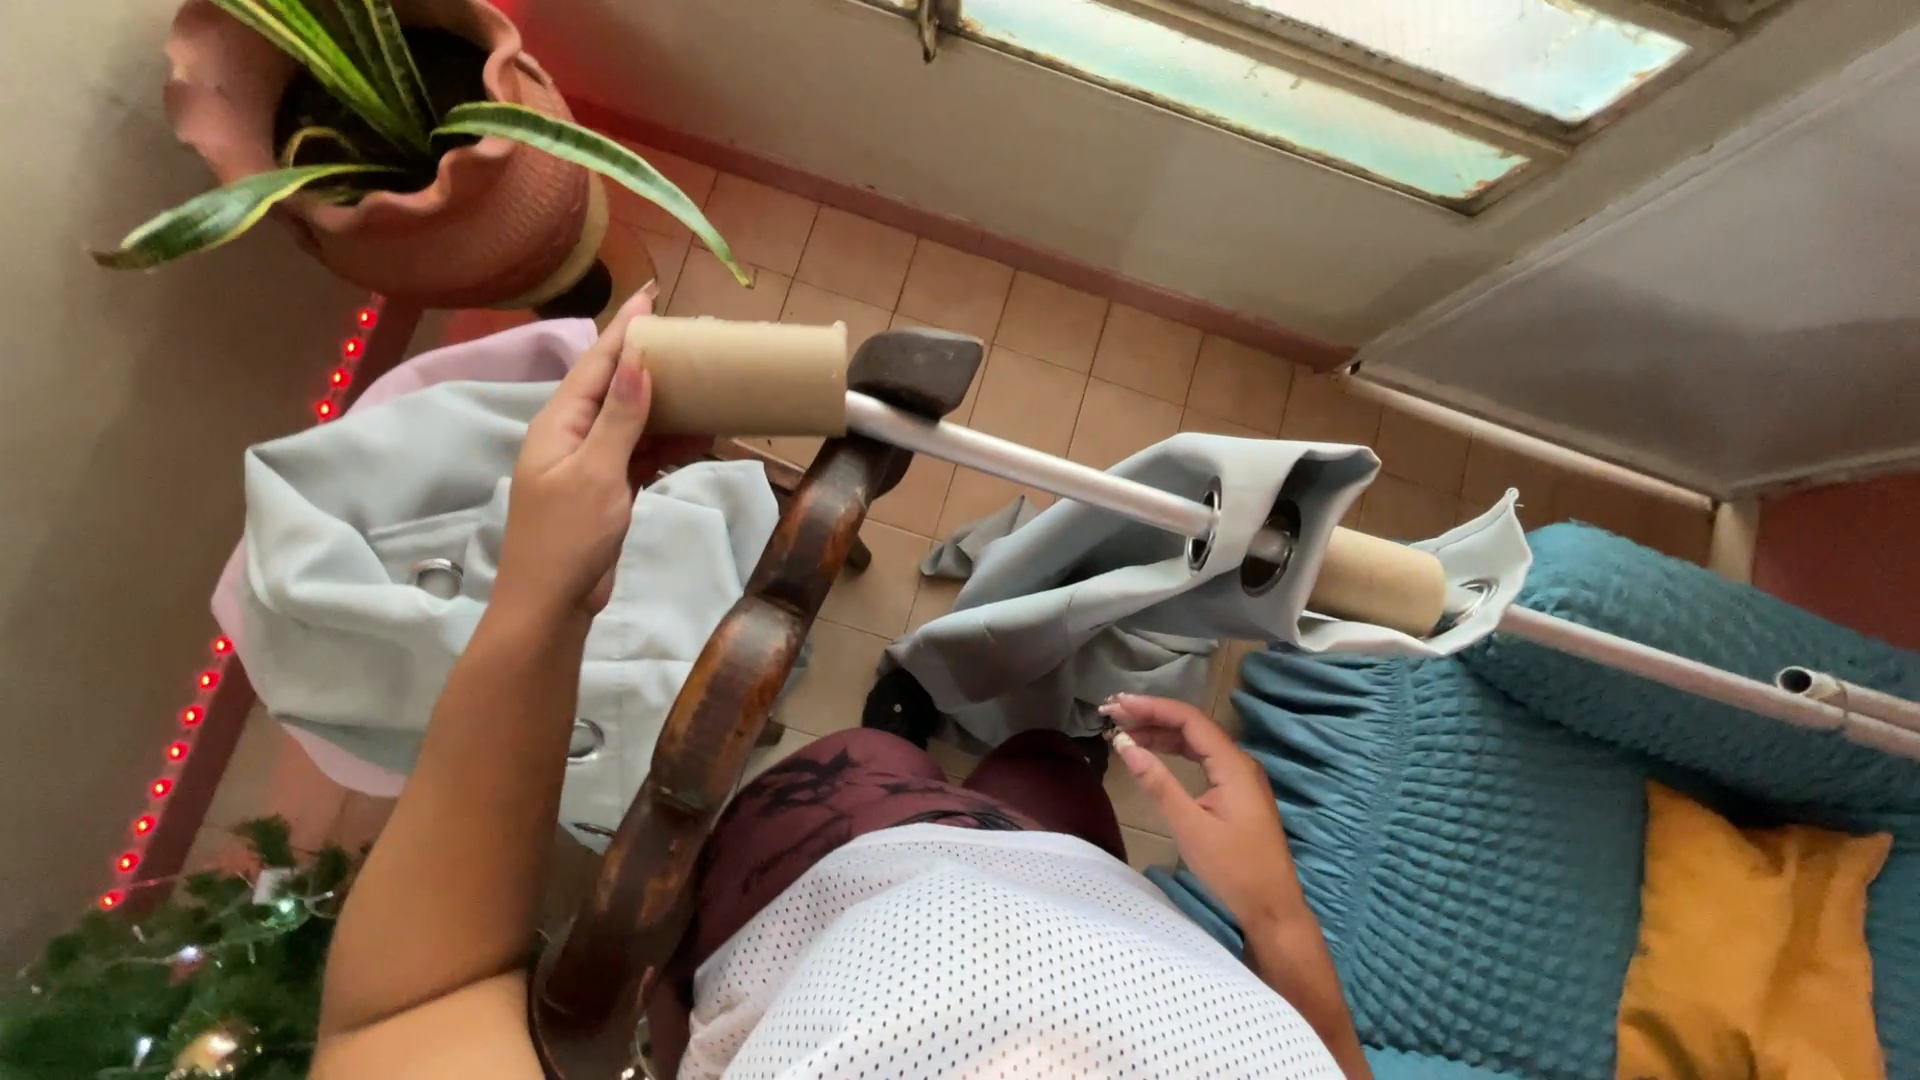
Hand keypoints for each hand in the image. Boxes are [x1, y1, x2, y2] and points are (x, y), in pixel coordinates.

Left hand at [493, 288, 708, 620]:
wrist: (553, 602)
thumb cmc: (568, 536)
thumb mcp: (596, 474)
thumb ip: (619, 419)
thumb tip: (637, 363)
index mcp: (559, 424)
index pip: (597, 365)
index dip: (624, 330)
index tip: (651, 296)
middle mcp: (573, 436)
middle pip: (616, 388)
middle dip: (650, 363)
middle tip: (689, 342)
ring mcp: (591, 463)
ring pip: (634, 422)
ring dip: (667, 409)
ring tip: (704, 392)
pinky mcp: (609, 489)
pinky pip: (641, 455)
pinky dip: (667, 446)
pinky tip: (697, 440)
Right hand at [1102, 694, 1309, 930]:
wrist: (1272, 908)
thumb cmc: (1232, 869)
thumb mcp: (1188, 826)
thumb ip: (1157, 782)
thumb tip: (1124, 745)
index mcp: (1233, 764)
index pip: (1188, 719)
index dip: (1151, 707)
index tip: (1117, 706)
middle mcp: (1239, 762)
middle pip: (1191, 725)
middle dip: (1151, 716)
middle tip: (1112, 714)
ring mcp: (1239, 776)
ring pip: (1195, 741)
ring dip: (1160, 732)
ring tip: (1124, 729)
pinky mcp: (1235, 791)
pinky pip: (1200, 758)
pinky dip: (1173, 750)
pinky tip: (1152, 752)